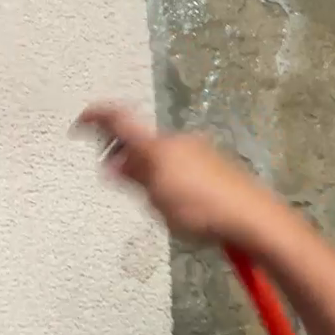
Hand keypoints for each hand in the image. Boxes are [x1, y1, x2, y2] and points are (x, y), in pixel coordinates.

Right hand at [76, 103, 286, 246]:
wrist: (255, 218)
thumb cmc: (202, 209)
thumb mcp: (157, 198)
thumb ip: (132, 178)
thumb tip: (110, 164)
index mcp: (158, 144)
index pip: (120, 119)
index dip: (96, 117)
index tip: (79, 122)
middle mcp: (177, 140)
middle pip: (139, 140)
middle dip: (124, 157)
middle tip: (117, 179)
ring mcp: (197, 150)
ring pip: (159, 155)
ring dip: (148, 172)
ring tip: (154, 202)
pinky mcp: (213, 164)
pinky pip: (178, 165)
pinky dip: (167, 177)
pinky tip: (178, 205)